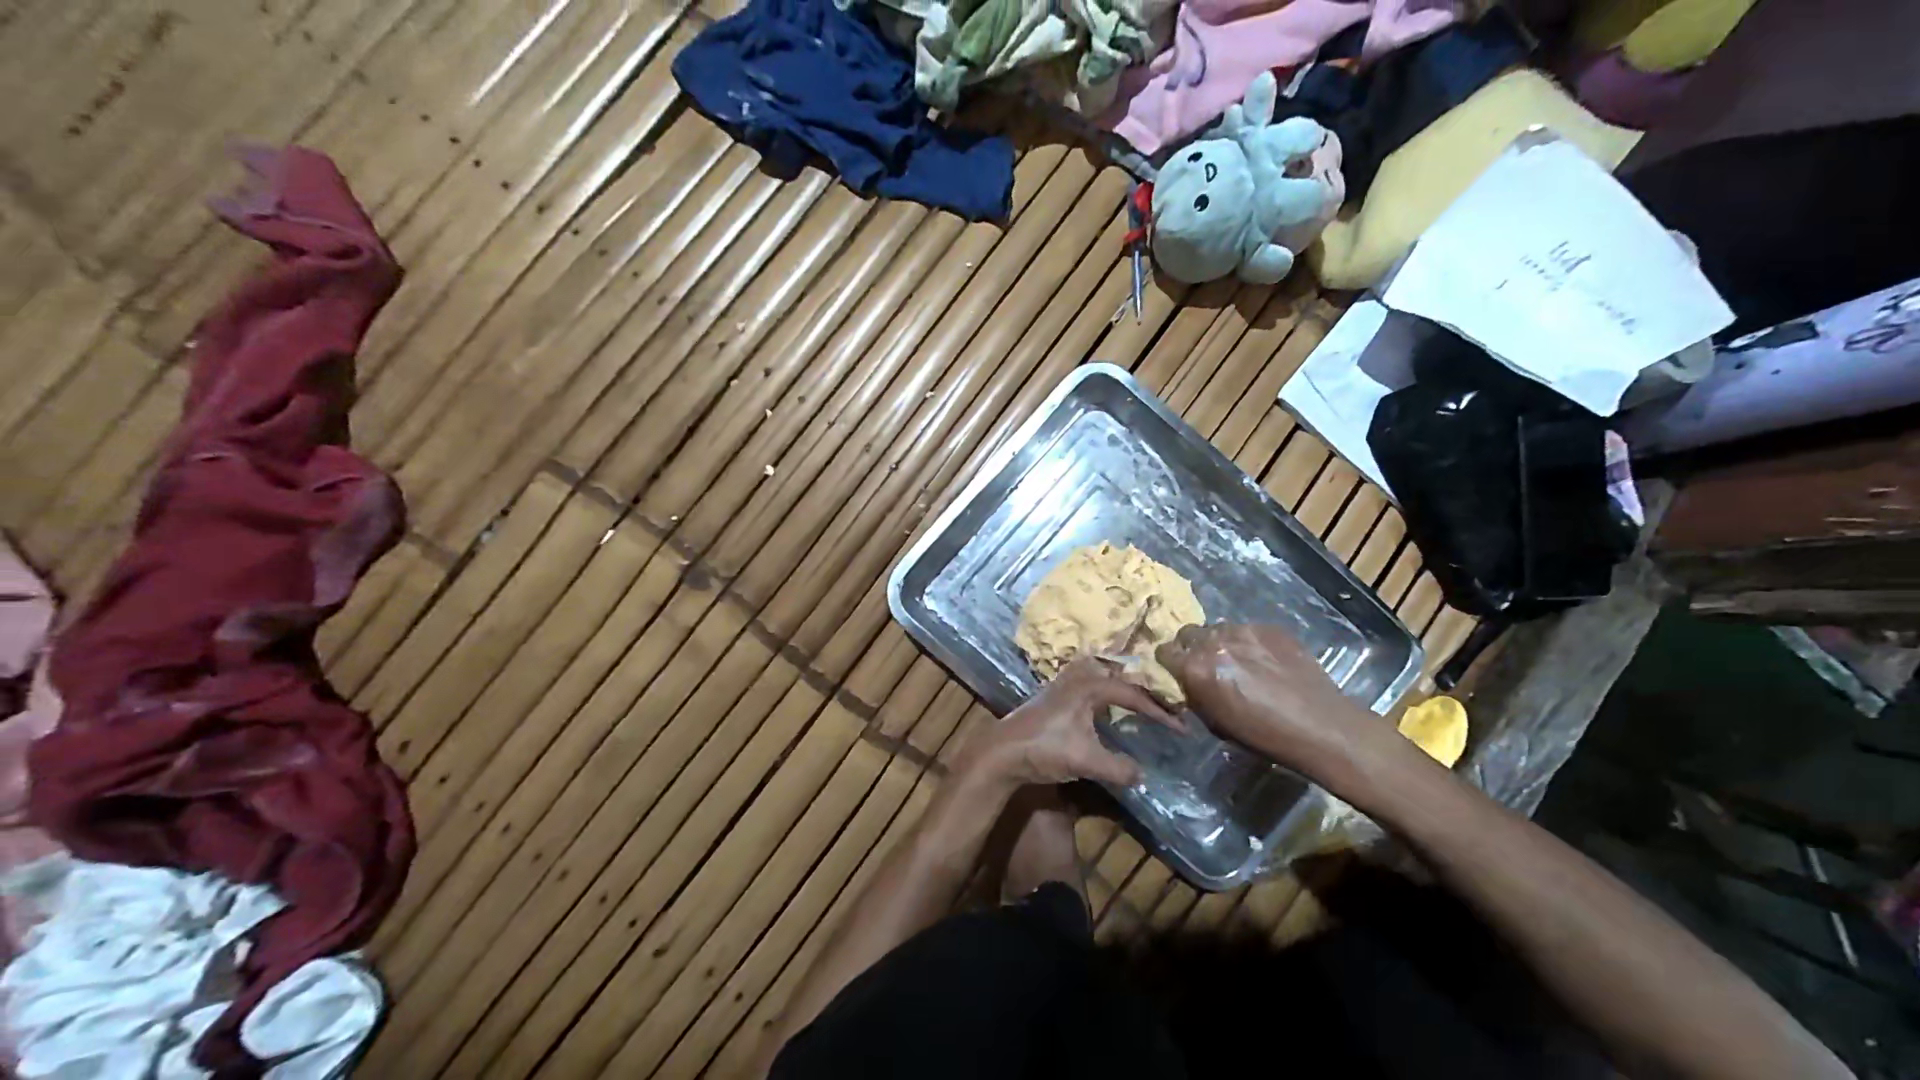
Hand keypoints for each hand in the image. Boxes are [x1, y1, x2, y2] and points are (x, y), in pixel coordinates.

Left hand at [958, 658, 1180, 788]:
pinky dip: (1102, 689)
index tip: (1181, 727)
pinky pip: (1086, 683)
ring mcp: (1062, 684)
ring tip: (1139, 698)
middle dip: (1143, 688)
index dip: (1159, 711)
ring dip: (1119, 683)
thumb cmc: (1045, 749)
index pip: (1133, 694)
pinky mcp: (1052, 695)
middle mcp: (1077, 677)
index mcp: (1090, 686)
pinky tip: (1105, 707)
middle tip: (1164, 704)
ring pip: (1098, 673)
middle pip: (1117, 674)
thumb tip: (1143, 775)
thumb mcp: (1087, 762)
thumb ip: (1119, 768)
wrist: (1002, 751)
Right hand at [1156, 623, 1390, 770]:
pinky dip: (1249, 643)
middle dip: (1193, 648)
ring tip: (1241, 662)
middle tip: (1209, 665)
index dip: (1171, 662)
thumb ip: (1195, 694)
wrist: (1319, 725)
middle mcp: (1213, 642)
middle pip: (1189, 634)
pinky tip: (1266, 661)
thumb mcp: (1214, 722)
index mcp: (1195, 668)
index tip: (1179, 671)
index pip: (1164, 651)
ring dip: (1221, 643)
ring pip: (1218, 629)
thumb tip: (1189, 683)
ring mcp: (1243, 630)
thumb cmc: (1262, 734)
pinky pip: (1248, 630)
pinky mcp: (1269, 627)